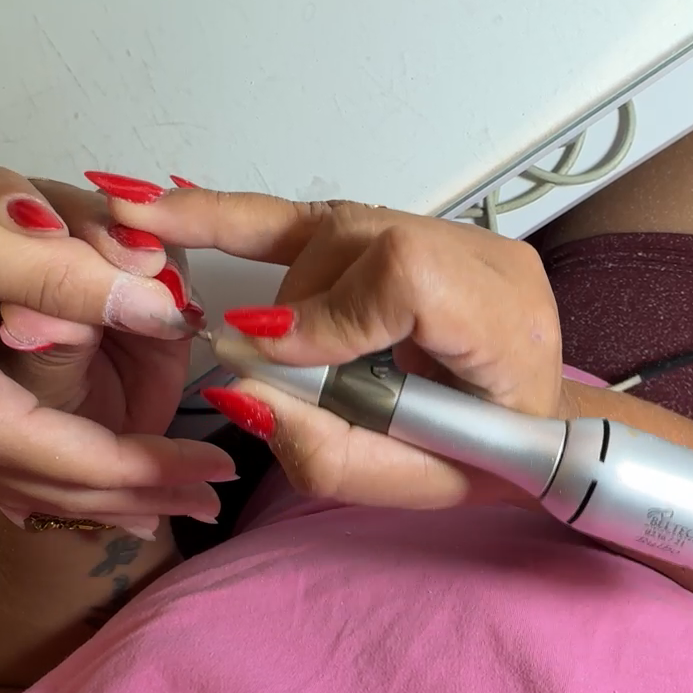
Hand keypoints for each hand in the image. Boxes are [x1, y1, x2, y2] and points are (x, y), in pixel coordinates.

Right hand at [0, 90, 230, 519]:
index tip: (223, 475)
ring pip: (34, 470)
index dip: (162, 471)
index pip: (89, 463)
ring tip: (161, 494)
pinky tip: (76, 467)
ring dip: (104, 480)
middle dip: (143, 493)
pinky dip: (57, 457)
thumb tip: (162, 310)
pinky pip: (4, 441)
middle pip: (66, 484)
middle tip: (207, 500)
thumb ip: (60, 281)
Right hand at [91, 182, 563, 508]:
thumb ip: (331, 453)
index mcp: (509, 326)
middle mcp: (489, 264)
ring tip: (287, 347)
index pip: (408, 277)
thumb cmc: (485, 459)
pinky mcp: (415, 227)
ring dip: (286, 291)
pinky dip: (239, 218)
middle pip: (354, 246)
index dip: (332, 315)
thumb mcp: (413, 485)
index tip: (277, 358)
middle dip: (295, 317)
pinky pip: (322, 215)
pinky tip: (164, 207)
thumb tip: (244, 389)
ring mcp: (455, 235)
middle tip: (290, 377)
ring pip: (330, 230)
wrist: (528, 424)